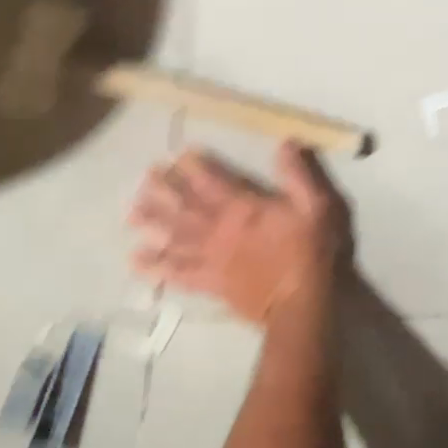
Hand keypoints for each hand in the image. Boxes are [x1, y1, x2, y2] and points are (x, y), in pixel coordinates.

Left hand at [128, 140, 350, 323]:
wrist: (302, 305)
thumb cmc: (310, 251)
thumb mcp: (316, 205)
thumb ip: (298, 174)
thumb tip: (284, 143)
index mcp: (244, 209)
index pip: (213, 183)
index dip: (195, 168)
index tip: (180, 155)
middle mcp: (219, 231)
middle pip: (185, 208)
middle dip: (165, 190)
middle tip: (147, 175)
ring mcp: (210, 259)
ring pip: (175, 237)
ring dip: (153, 224)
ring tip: (132, 213)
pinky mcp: (209, 284)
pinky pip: (177, 274)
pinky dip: (156, 268)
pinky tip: (136, 261)